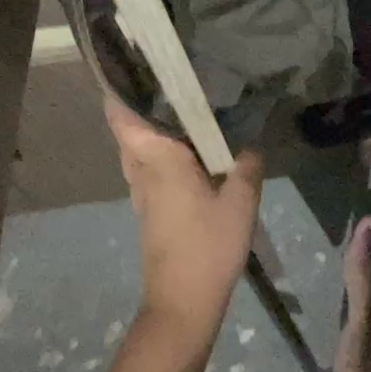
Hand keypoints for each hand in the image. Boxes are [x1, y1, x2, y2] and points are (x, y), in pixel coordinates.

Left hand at [103, 97, 264, 333]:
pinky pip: (148, 169)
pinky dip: (158, 152)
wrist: (182, 304)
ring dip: (149, 130)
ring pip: (137, 152)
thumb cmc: (208, 247)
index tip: (130, 67)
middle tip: (166, 80)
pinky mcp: (150, 212)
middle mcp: (143, 173)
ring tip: (179, 109)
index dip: (120, 93)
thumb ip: (246, 164)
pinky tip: (188, 151)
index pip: (125, 120)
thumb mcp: (241, 201)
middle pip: (128, 132)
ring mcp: (142, 195)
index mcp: (160, 162)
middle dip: (138, 106)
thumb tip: (250, 142)